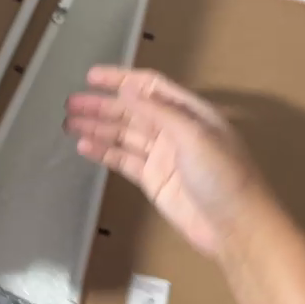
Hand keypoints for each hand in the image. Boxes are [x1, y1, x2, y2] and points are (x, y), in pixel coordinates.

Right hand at [65, 66, 275, 257]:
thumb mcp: (194, 135)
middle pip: (132, 111)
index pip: (150, 86)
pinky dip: (103, 153)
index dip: (121, 79)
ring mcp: (162, 156)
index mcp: (190, 112)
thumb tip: (127, 87)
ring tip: (69, 124)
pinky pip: (123, 161)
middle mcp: (174, 130)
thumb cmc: (224, 176)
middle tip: (71, 103)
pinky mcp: (153, 180)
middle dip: (101, 105)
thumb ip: (158, 111)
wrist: (236, 226)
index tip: (91, 76)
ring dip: (98, 127)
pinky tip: (84, 146)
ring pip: (123, 135)